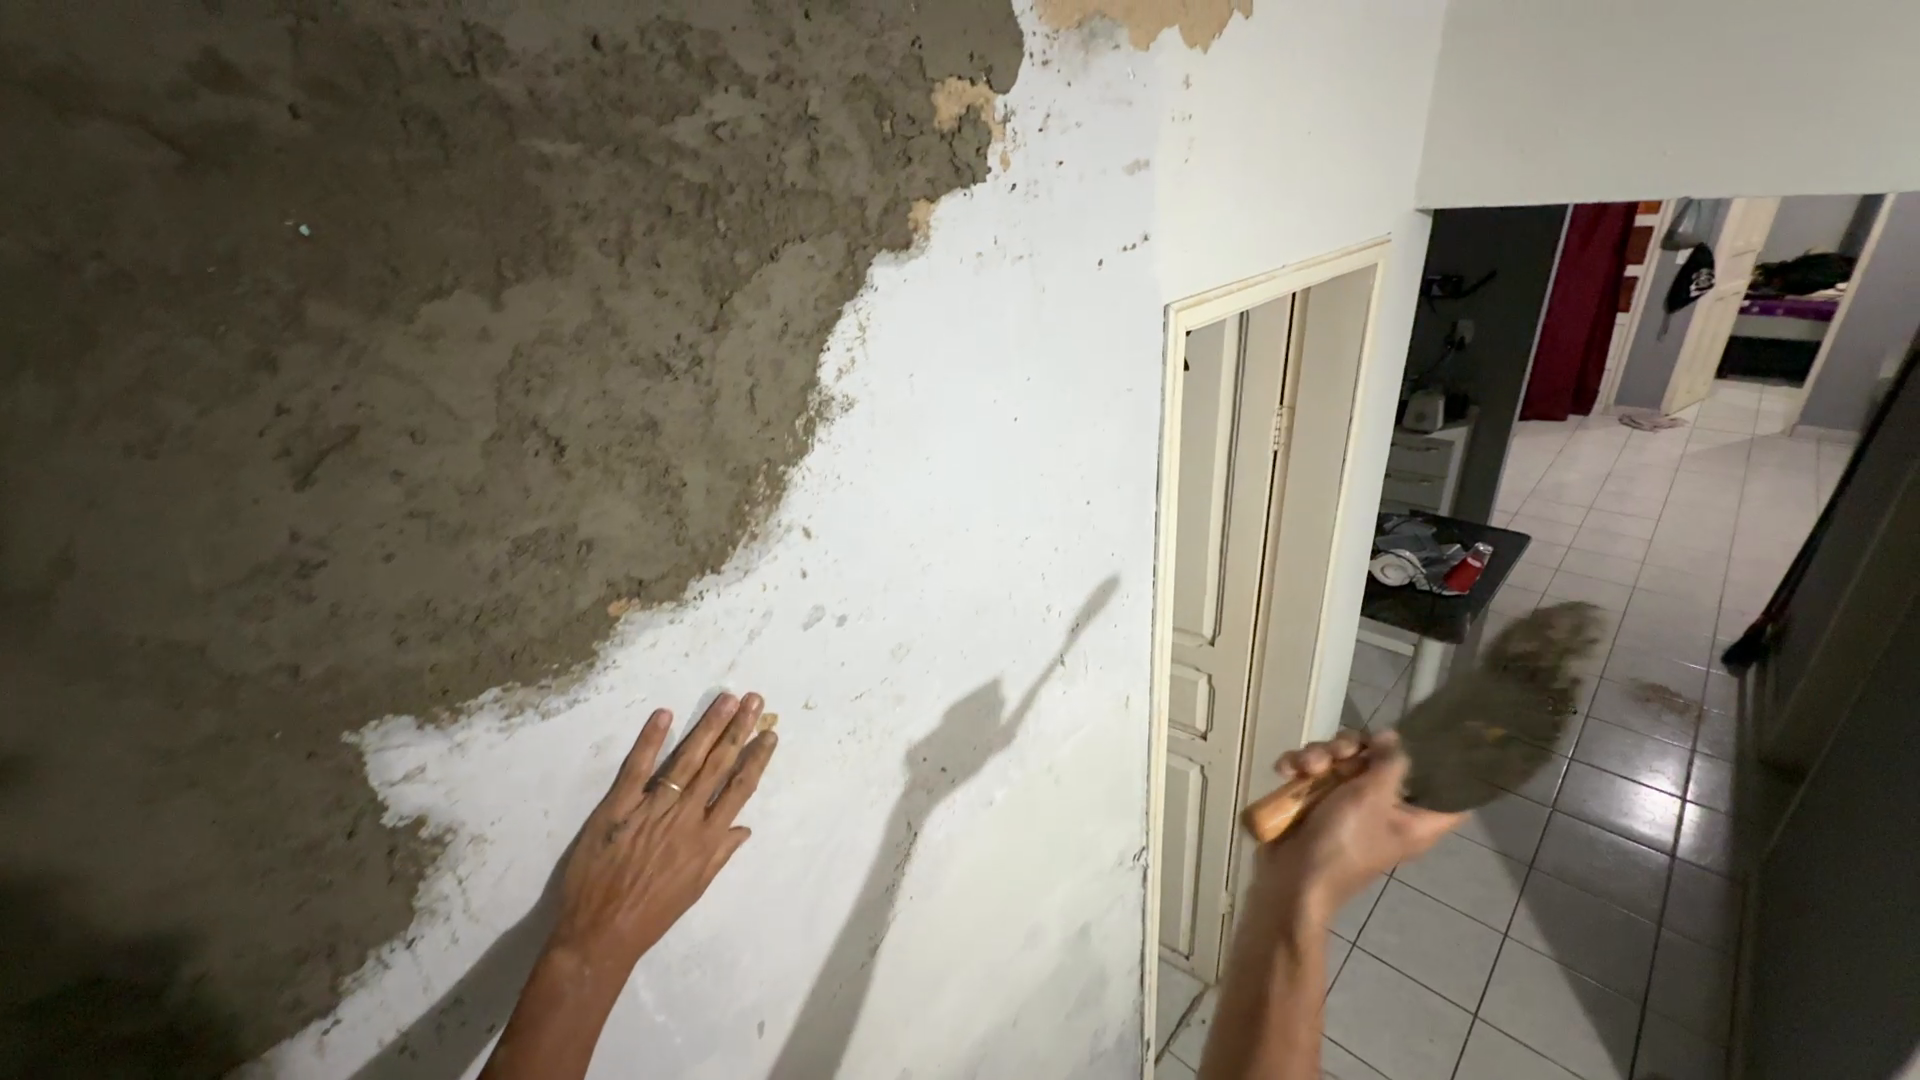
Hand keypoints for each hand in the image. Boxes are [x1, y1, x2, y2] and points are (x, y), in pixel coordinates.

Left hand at [548, 692, 777, 976]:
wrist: (598, 935)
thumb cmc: (651, 914)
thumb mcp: (695, 889)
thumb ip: (720, 853)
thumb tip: (744, 827)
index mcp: (707, 838)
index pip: (740, 788)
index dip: (757, 758)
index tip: (770, 734)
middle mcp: (685, 817)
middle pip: (718, 764)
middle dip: (738, 729)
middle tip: (754, 700)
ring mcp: (652, 809)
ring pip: (686, 760)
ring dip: (708, 726)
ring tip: (727, 699)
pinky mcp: (617, 808)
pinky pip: (637, 768)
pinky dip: (651, 740)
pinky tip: (665, 714)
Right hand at [1254, 731, 1460, 928]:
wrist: (1293, 879)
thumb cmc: (1343, 843)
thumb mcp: (1371, 798)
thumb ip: (1390, 763)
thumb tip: (1394, 737)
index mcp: (1415, 818)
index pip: (1446, 790)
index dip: (1437, 763)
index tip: (1418, 739)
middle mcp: (1386, 808)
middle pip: (1380, 760)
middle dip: (1351, 749)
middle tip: (1338, 755)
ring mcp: (1349, 804)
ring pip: (1341, 760)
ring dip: (1318, 756)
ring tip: (1304, 768)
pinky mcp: (1317, 803)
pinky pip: (1314, 772)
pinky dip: (1299, 767)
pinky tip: (1285, 771)